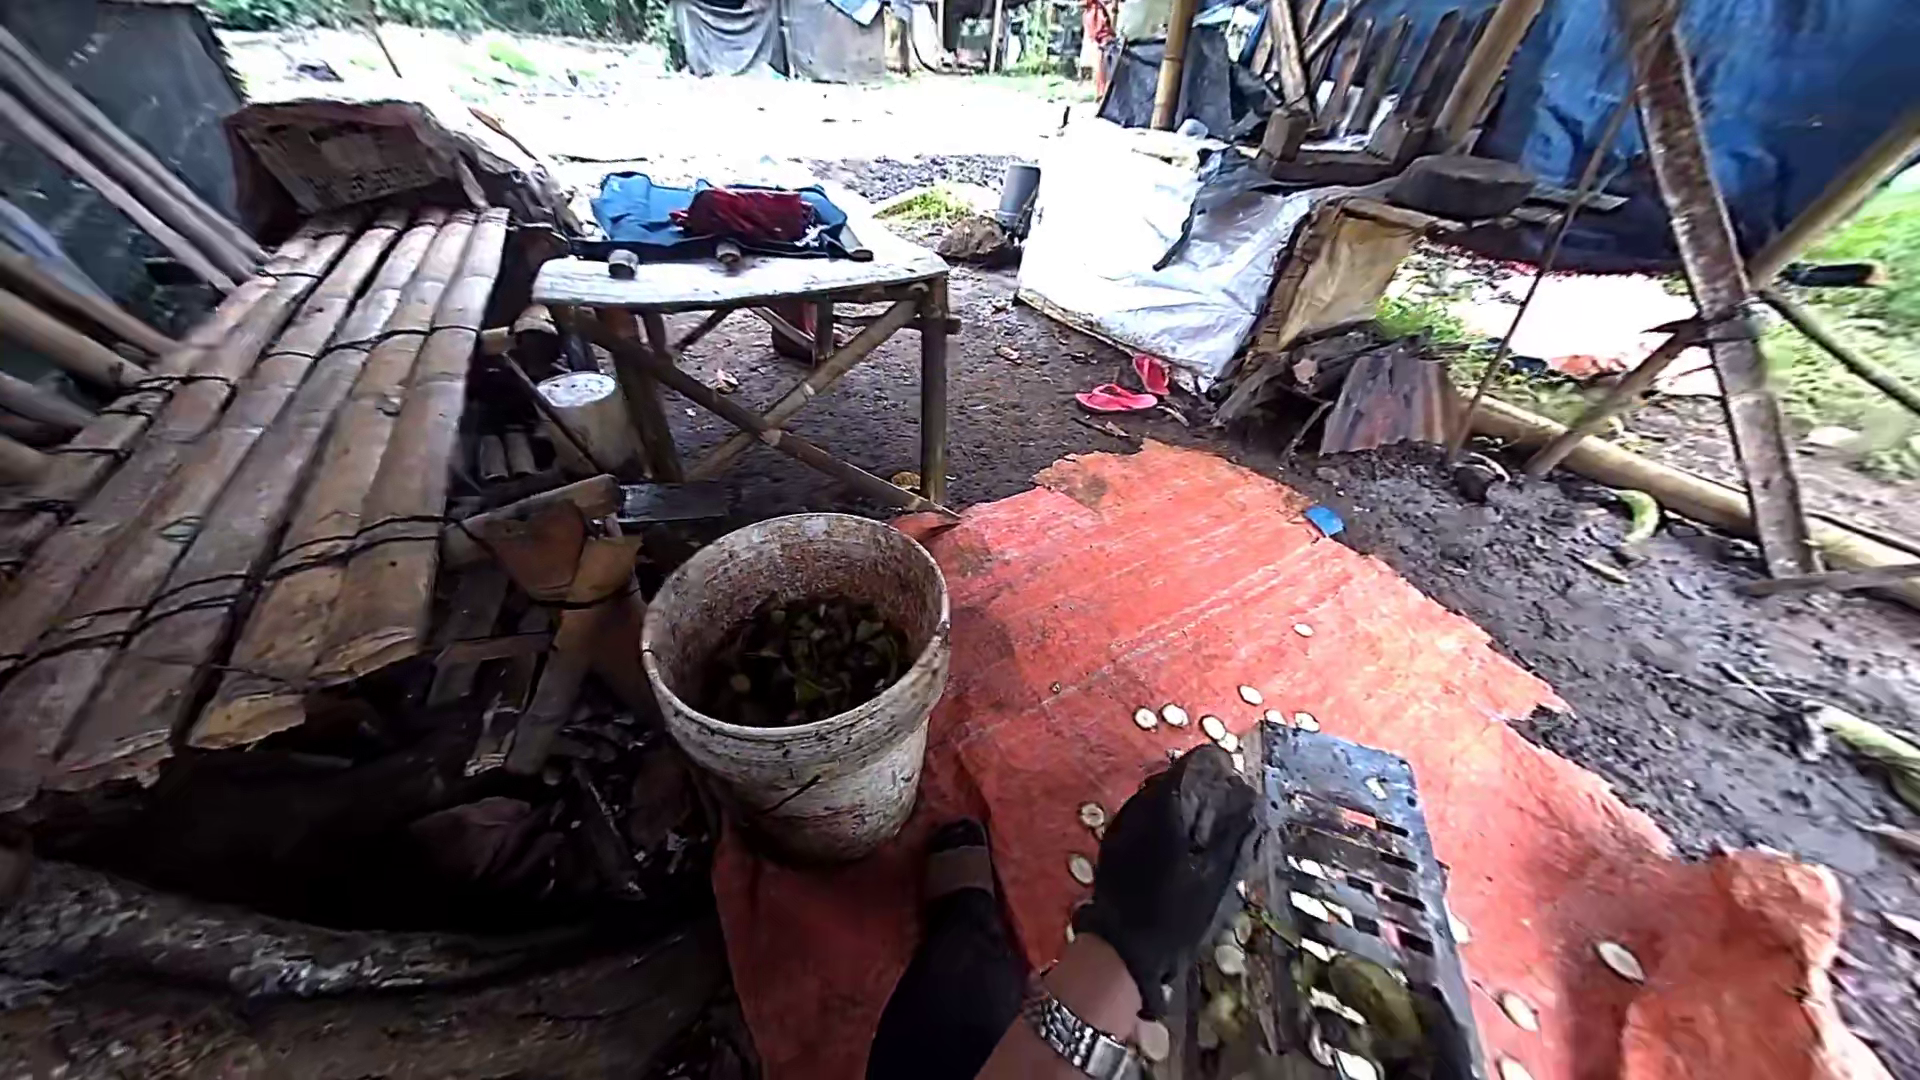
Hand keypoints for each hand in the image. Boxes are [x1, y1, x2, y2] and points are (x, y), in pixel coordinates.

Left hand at [1072, 745, 1254, 1017]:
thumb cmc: (1176, 914)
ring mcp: (1123, 819)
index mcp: (1165, 810)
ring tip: (1202, 809)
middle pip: (1169, 776)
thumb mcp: (1216, 878)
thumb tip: (1251, 802)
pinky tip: (1176, 830)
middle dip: (1196, 777)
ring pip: (1153, 790)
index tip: (1229, 765)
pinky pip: (1141, 808)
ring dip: (1177, 793)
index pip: (1189, 767)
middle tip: (1222, 788)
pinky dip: (1162, 810)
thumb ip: (1235, 836)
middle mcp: (1139, 806)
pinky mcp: (1113, 834)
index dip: (1211, 762)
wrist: (1124, 943)